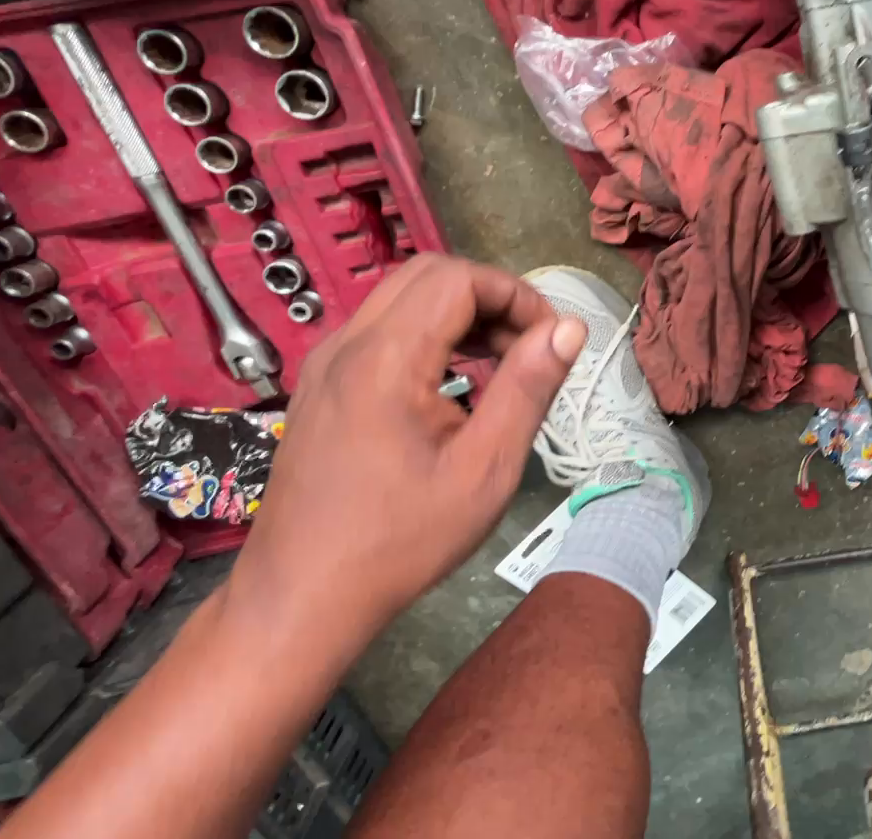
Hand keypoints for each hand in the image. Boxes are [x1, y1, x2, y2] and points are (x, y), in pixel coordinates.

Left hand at [225, 255, 585, 644]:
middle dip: (492, 298)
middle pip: (430, 275)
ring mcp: (327, 364)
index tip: (551, 341)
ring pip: (405, 298)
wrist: (302, 597)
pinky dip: (433, 334)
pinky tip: (458, 383)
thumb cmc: (402, 539)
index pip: (459, 279)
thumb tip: (569, 328)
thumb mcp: (486, 468)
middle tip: (530, 347)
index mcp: (385, 360)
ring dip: (463, 314)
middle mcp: (347, 346)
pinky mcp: (323, 386)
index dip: (517, 296)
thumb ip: (528, 388)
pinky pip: (385, 329)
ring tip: (503, 364)